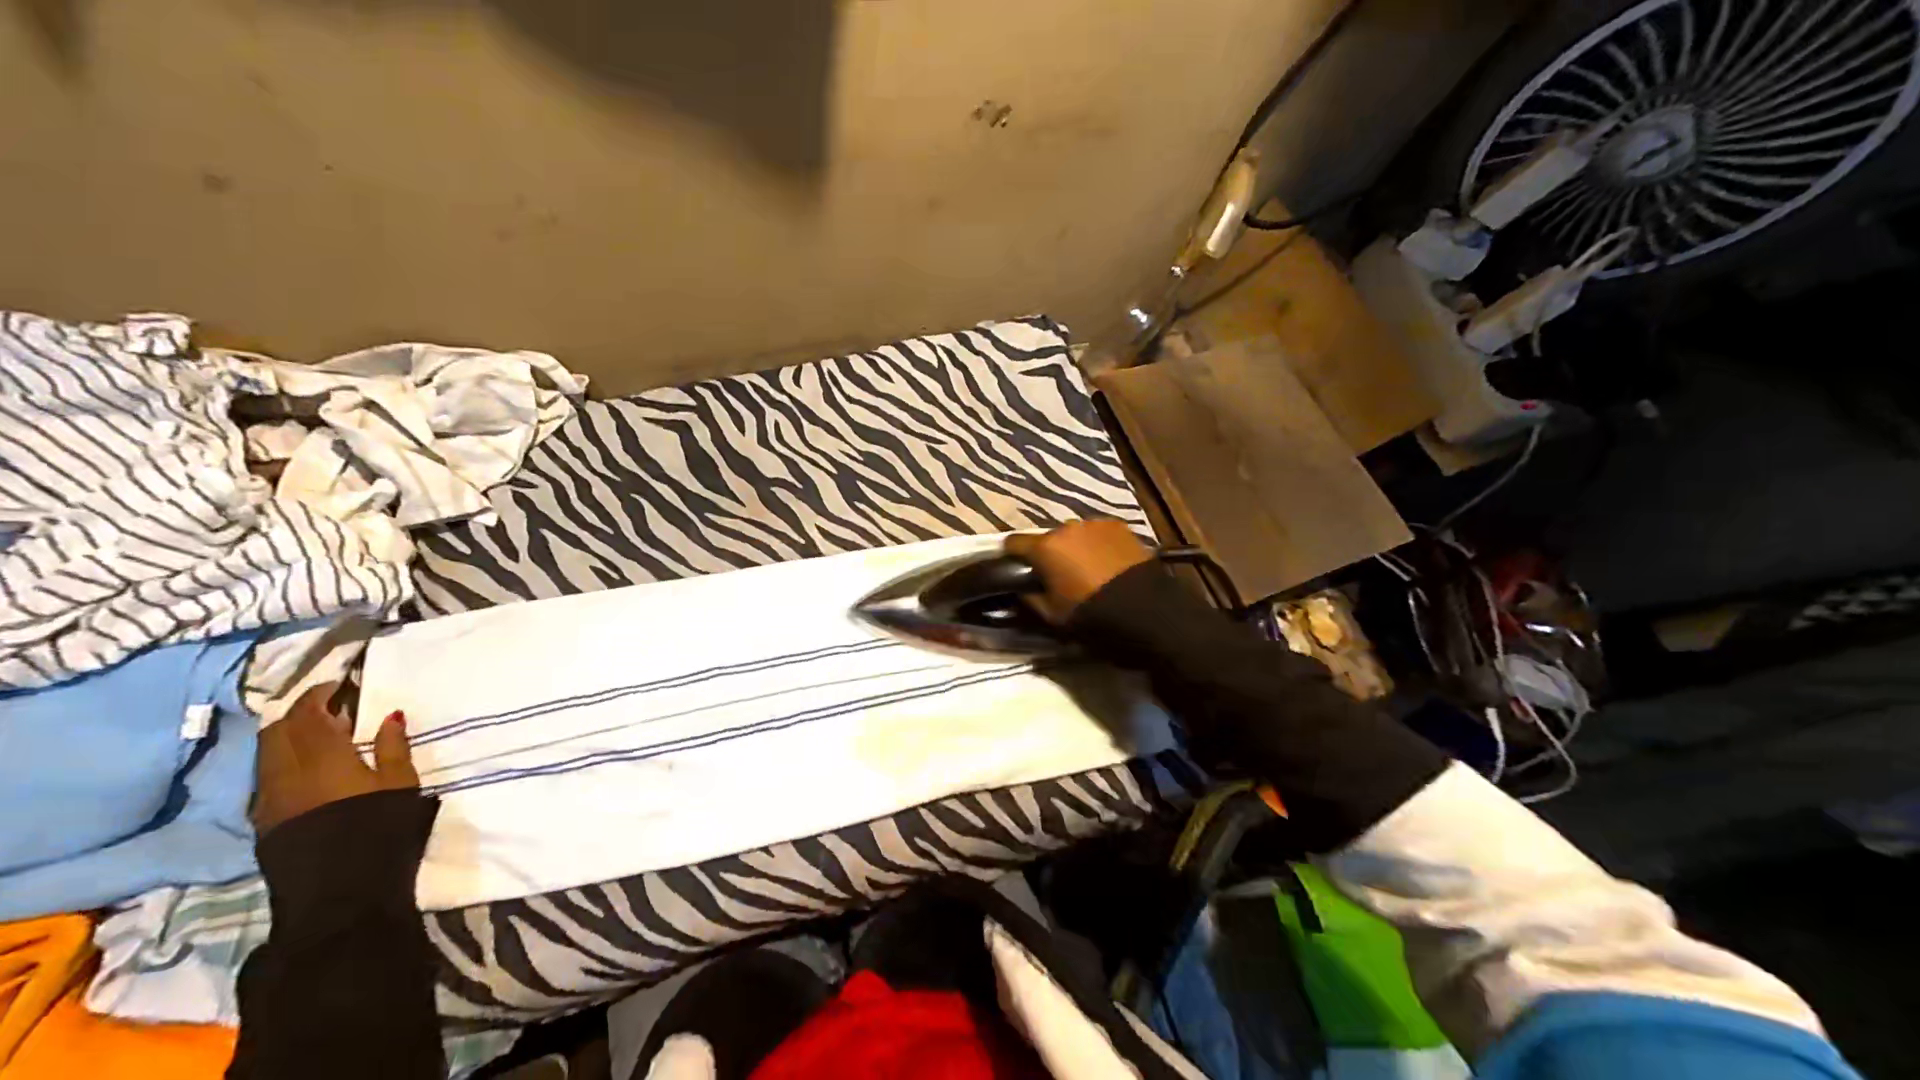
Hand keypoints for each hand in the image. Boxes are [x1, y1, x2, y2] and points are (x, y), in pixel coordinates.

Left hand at [254, 682, 417, 833]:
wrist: (339, 890)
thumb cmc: (379, 827)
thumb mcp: (400, 783)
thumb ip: (393, 747)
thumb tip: (390, 716)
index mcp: (320, 757)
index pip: (307, 714)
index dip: (319, 694)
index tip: (338, 685)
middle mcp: (284, 771)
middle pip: (278, 730)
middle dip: (300, 714)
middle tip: (330, 709)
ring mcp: (268, 797)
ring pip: (267, 753)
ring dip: (290, 738)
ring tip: (322, 738)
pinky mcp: (264, 819)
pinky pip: (267, 776)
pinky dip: (284, 761)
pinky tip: (308, 769)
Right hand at [1004, 520, 1153, 622]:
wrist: (1143, 608)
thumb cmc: (1090, 613)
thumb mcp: (1052, 614)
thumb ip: (1030, 598)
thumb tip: (1022, 589)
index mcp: (1045, 547)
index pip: (1014, 542)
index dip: (1012, 555)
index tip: (1016, 567)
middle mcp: (1066, 527)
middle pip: (1048, 538)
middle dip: (1049, 553)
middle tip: (1058, 574)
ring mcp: (1094, 524)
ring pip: (1074, 534)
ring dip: (1075, 547)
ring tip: (1087, 569)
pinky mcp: (1119, 526)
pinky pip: (1098, 534)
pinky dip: (1097, 545)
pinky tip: (1107, 562)